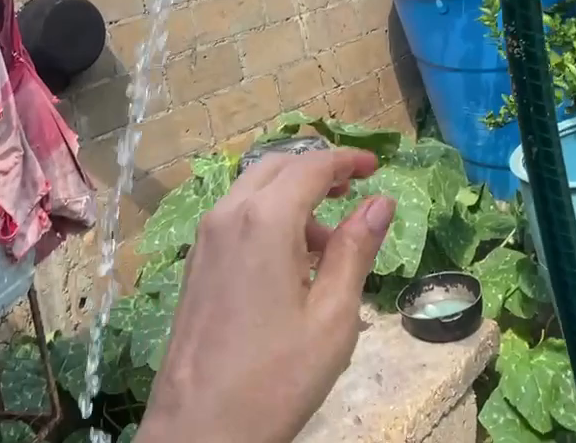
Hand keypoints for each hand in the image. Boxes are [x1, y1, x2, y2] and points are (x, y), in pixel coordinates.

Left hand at [136, 148, 396, 442]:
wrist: (197, 432)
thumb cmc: (275, 378)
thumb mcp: (332, 317)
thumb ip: (356, 250)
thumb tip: (380, 202)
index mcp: (264, 220)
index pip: (311, 166)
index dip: (346, 160)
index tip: (375, 167)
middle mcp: (228, 214)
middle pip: (277, 167)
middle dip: (317, 170)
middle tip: (353, 192)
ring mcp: (206, 237)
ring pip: (253, 189)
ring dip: (292, 195)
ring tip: (328, 244)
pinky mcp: (195, 261)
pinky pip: (236, 215)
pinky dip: (267, 215)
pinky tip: (289, 261)